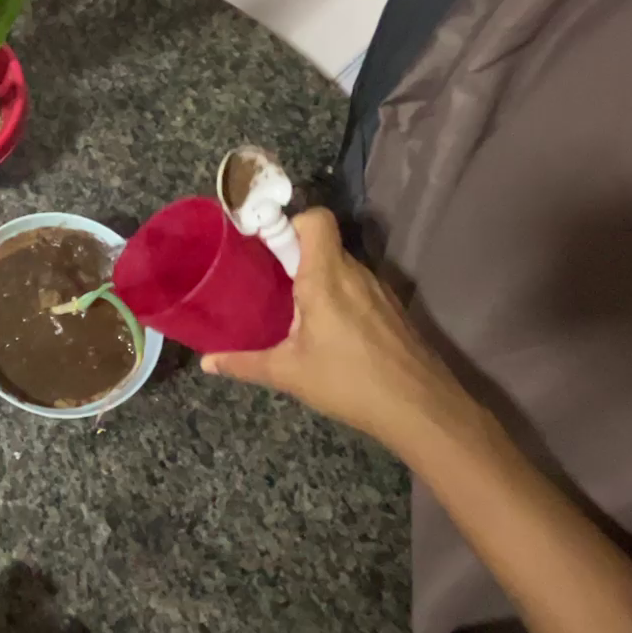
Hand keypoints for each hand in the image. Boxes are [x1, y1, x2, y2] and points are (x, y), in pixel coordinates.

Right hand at [201, 208, 476, 450]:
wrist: (425, 411)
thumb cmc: (350, 383)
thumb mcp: (288, 373)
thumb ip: (243, 363)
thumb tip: (207, 362)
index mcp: (326, 278)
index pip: (315, 220)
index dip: (288, 222)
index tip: (263, 244)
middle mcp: (355, 274)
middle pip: (323, 243)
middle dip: (292, 255)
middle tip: (265, 279)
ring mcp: (380, 291)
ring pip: (341, 266)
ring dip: (316, 276)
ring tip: (292, 306)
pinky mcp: (393, 310)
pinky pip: (358, 287)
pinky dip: (338, 295)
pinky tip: (327, 328)